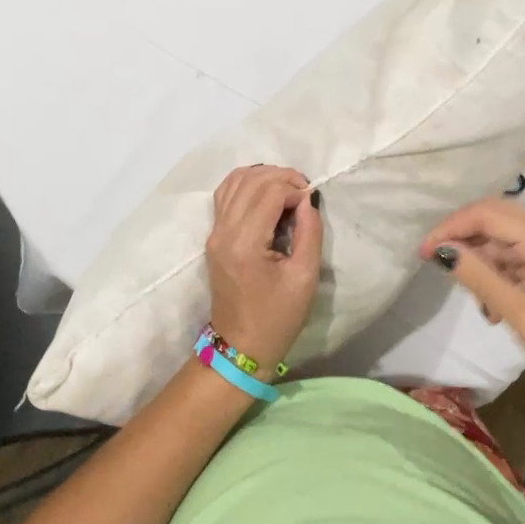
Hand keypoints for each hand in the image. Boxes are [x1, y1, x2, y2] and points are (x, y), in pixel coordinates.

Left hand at [205, 165, 321, 369]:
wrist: (240, 346)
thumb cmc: (277, 317)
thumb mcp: (304, 278)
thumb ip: (309, 232)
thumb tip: (308, 200)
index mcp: (244, 242)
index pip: (269, 192)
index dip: (295, 189)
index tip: (311, 205)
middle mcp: (223, 231)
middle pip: (251, 181)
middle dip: (281, 177)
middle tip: (304, 192)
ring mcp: (214, 232)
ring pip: (234, 182)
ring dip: (263, 177)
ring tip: (287, 189)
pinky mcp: (213, 236)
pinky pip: (225, 195)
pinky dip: (246, 184)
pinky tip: (265, 192)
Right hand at [421, 199, 524, 422]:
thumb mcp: (522, 315)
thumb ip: (479, 277)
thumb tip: (441, 250)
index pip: (487, 213)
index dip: (451, 227)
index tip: (424, 254)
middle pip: (498, 220)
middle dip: (467, 243)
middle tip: (443, 273)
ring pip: (509, 240)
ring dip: (487, 265)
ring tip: (484, 308)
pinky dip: (505, 275)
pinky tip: (500, 308)